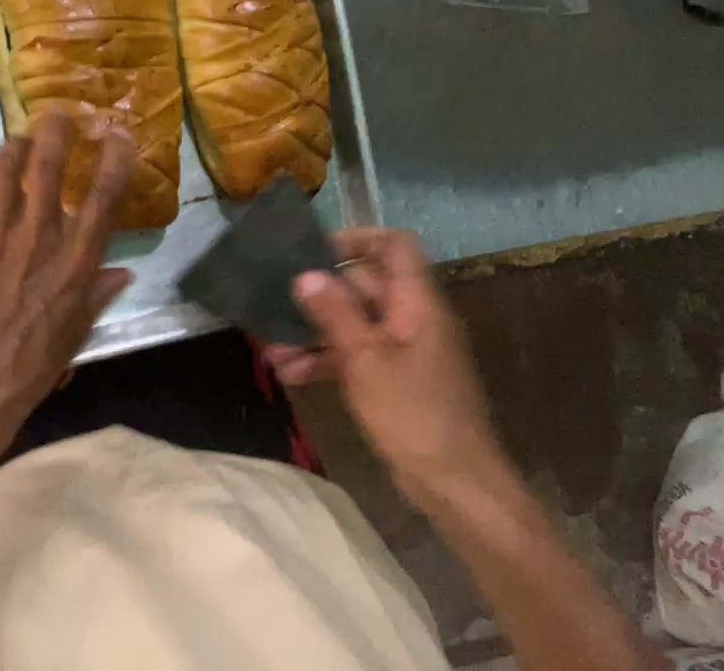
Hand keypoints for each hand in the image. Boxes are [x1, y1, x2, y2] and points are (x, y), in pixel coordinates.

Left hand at [0, 113, 134, 441]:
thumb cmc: (34, 364)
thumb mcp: (78, 331)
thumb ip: (99, 293)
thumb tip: (123, 271)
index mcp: (74, 262)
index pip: (103, 197)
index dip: (115, 159)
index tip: (120, 135)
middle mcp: (37, 239)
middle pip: (47, 166)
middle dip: (55, 130)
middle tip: (59, 114)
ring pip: (2, 171)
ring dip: (13, 148)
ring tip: (19, 141)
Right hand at [281, 228, 508, 509]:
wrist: (455, 485)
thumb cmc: (414, 415)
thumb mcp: (366, 361)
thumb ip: (335, 314)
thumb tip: (306, 273)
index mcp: (416, 303)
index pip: (394, 246)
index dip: (356, 239)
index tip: (312, 250)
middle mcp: (410, 318)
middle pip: (362, 284)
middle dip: (316, 292)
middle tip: (272, 298)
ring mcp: (401, 350)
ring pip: (351, 323)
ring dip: (312, 331)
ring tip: (268, 345)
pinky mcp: (391, 379)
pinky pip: (354, 354)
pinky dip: (323, 359)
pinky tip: (287, 373)